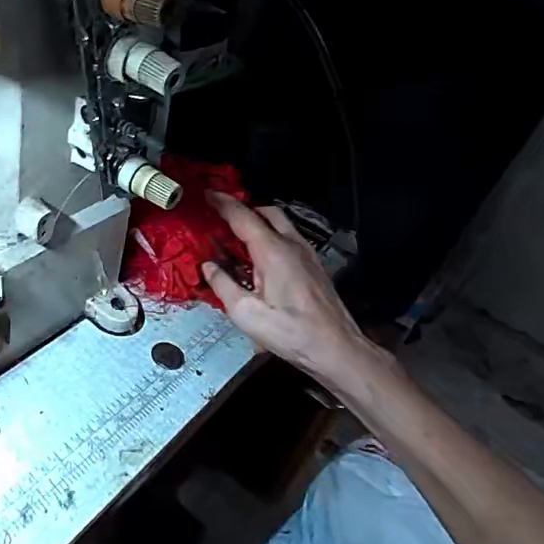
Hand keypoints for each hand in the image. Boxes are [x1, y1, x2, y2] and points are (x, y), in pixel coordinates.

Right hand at [199, 192, 393, 395]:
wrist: (337, 350)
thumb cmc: (292, 333)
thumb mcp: (245, 313)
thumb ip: (222, 284)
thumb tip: (209, 267)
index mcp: (273, 252)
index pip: (243, 216)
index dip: (222, 203)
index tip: (206, 194)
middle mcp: (292, 247)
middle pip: (266, 212)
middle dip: (242, 208)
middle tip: (220, 213)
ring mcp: (306, 256)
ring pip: (280, 224)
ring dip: (256, 222)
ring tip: (234, 234)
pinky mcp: (313, 267)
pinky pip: (287, 239)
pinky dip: (268, 236)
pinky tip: (256, 256)